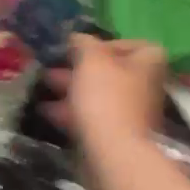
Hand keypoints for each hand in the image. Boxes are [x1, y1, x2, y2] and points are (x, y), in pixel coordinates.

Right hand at [40, 34, 166, 149]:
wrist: (112, 151)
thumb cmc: (106, 96)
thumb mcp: (91, 59)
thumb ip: (84, 42)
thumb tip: (79, 37)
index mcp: (146, 66)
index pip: (140, 46)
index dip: (113, 43)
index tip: (86, 47)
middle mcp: (143, 87)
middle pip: (113, 70)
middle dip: (80, 66)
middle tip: (55, 64)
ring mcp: (130, 113)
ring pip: (98, 93)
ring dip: (70, 88)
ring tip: (42, 84)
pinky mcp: (114, 134)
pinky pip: (91, 115)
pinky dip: (69, 111)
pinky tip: (45, 110)